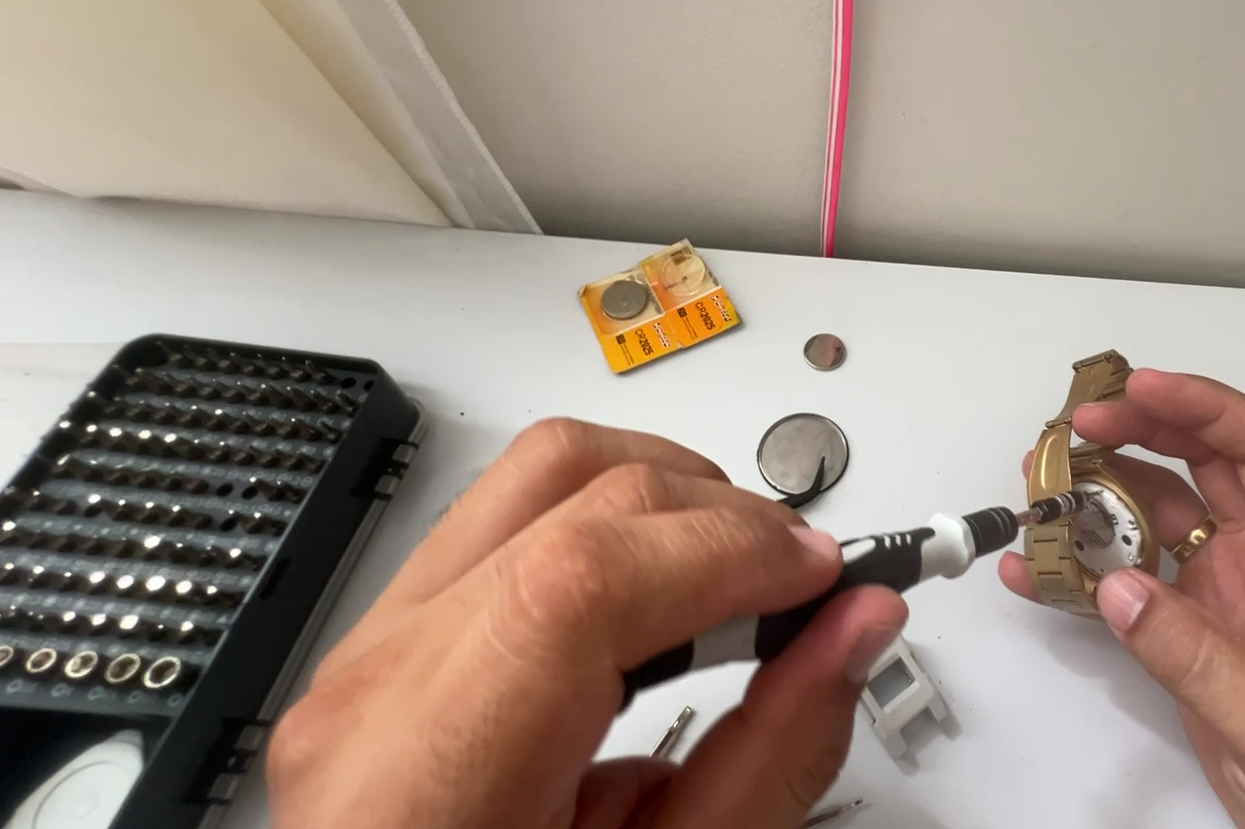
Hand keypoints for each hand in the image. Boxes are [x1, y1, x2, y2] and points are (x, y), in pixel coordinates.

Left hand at [268, 418, 907, 828]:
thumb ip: (777, 749)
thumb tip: (860, 620)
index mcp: (426, 778)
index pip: (583, 583)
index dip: (727, 553)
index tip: (820, 580)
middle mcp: (384, 679)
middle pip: (583, 498)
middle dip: (730, 521)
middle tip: (802, 583)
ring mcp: (385, 633)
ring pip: (553, 465)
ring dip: (678, 492)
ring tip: (736, 567)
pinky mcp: (412, 615)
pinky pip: (531, 497)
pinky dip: (629, 506)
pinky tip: (668, 577)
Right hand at [1000, 370, 1244, 828]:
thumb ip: (1204, 661)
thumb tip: (1117, 587)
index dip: (1204, 407)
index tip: (1140, 389)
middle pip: (1201, 461)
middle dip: (1140, 430)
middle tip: (1077, 424)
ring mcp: (1222, 583)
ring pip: (1155, 507)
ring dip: (1100, 488)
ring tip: (1043, 481)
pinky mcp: (1186, 620)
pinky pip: (1127, 574)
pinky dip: (1080, 563)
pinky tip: (1036, 567)